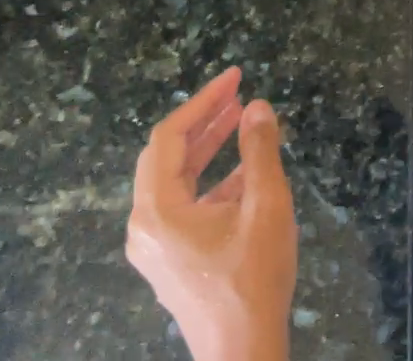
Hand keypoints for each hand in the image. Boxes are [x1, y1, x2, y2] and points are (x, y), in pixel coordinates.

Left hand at [126, 68, 296, 360]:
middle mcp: (146, 223)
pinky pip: (184, 202)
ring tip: (244, 120)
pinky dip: (212, 177)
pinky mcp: (170, 256)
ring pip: (175, 179)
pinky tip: (246, 171)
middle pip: (166, 156)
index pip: (169, 137)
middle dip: (204, 120)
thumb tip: (258, 107)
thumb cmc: (253, 275)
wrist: (240, 346)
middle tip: (239, 92)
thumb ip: (261, 152)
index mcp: (159, 209)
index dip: (203, 101)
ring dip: (208, 147)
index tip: (236, 77)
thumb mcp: (266, 205)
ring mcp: (155, 243)